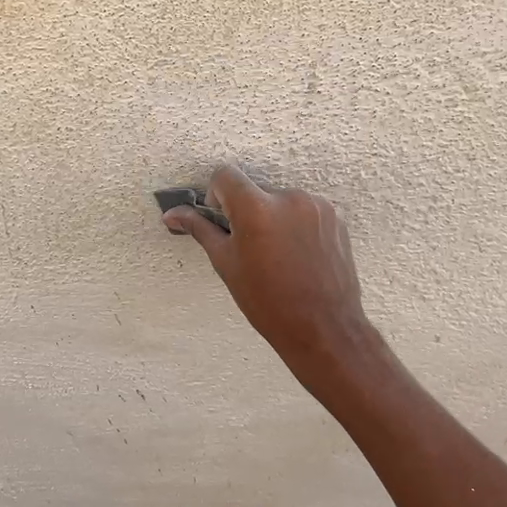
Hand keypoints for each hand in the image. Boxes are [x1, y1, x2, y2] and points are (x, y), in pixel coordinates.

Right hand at [163, 164, 380, 378]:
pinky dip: (296, 223)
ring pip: (279, 199)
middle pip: (254, 189)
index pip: (225, 175)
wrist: (325, 331)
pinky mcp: (334, 217)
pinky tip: (298, 254)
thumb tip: (172, 215)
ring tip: (278, 253)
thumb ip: (200, 229)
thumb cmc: (269, 302)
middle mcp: (288, 198)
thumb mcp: (226, 263)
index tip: (223, 219)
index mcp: (256, 208)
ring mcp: (315, 206)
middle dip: (247, 210)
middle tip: (251, 245)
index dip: (217, 194)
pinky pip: (304, 209)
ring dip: (273, 216)